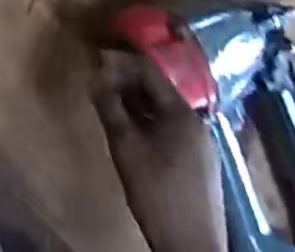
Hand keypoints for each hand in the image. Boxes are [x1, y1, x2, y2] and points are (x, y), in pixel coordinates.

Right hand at [93, 49, 226, 251]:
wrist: (192, 247)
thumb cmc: (156, 190)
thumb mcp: (125, 145)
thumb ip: (109, 106)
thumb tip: (94, 76)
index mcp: (182, 113)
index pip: (148, 70)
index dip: (119, 61)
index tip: (94, 60)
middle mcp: (196, 123)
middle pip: (157, 88)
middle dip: (125, 81)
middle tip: (98, 84)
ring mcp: (201, 144)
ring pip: (163, 109)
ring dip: (135, 102)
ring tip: (109, 105)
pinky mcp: (199, 162)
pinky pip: (170, 127)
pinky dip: (147, 121)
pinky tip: (130, 131)